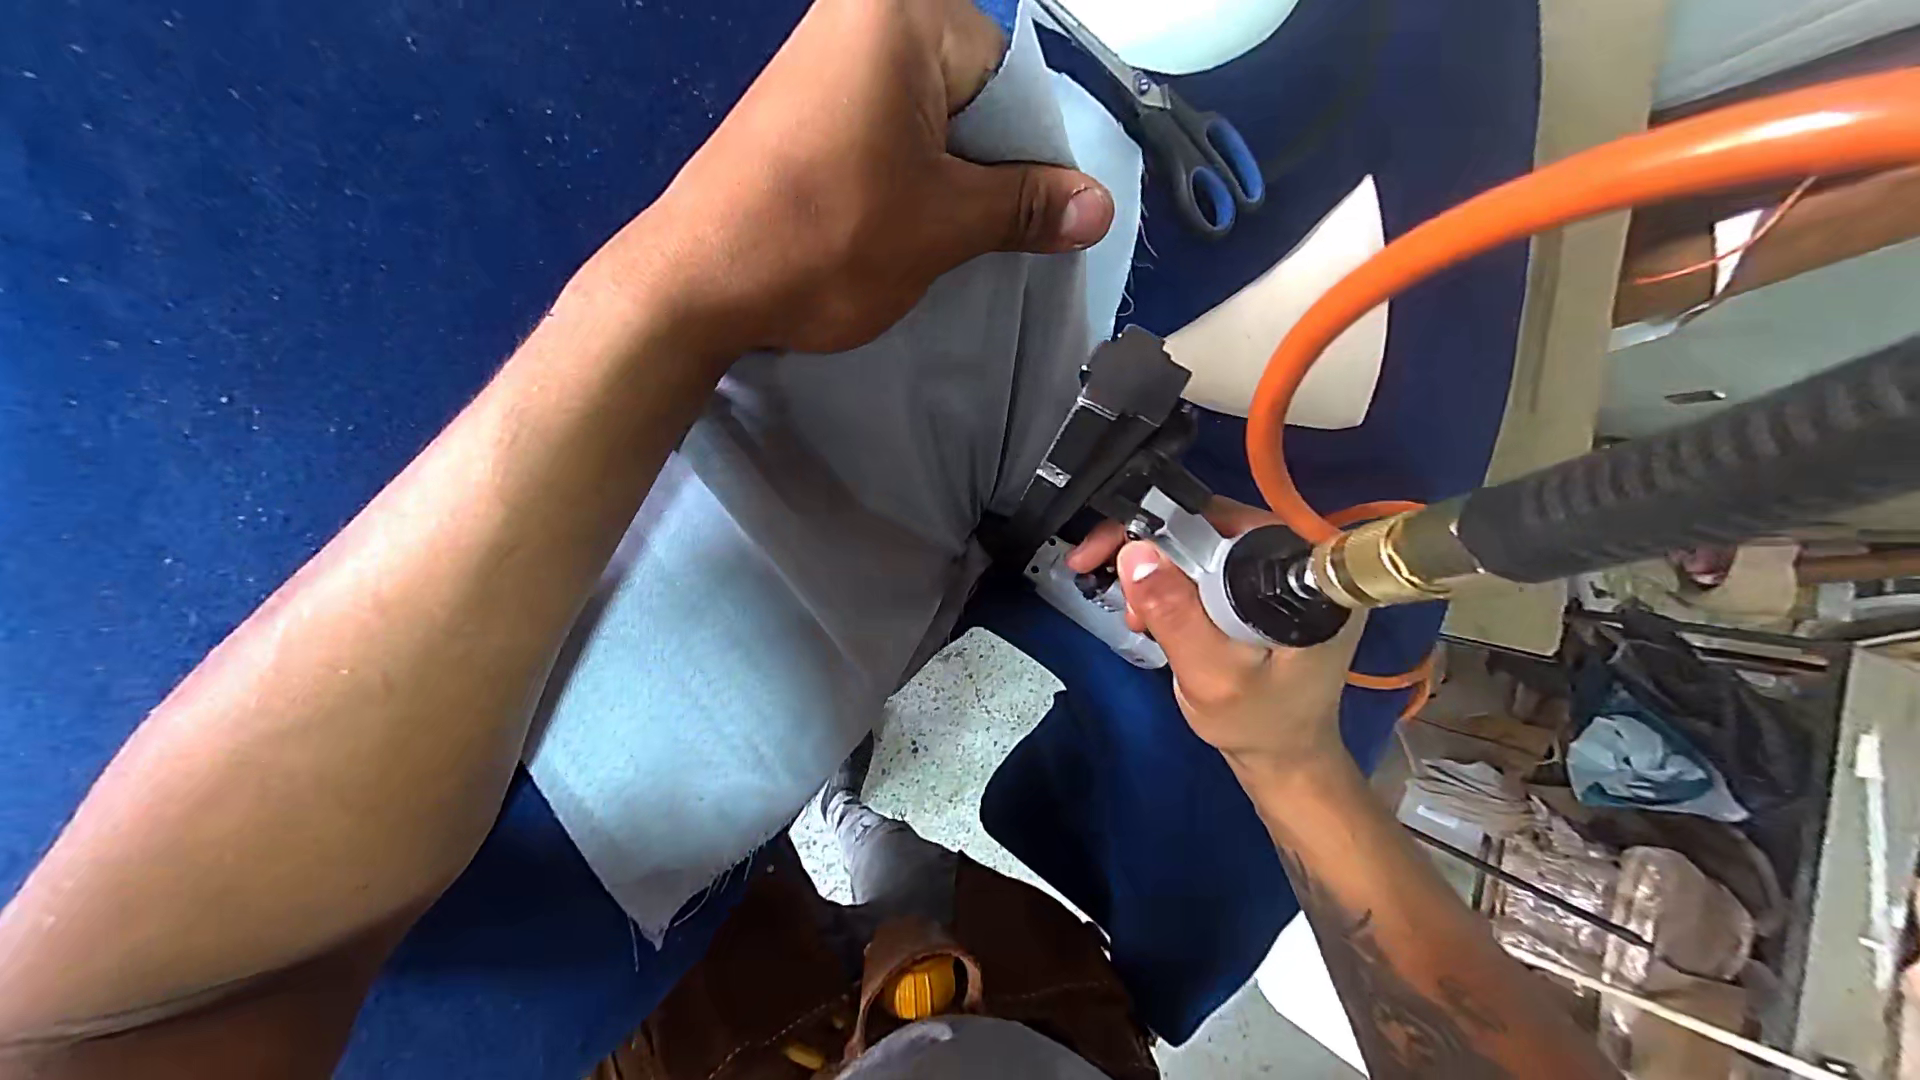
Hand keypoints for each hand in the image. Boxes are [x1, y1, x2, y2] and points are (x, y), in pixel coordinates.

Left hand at [587, 0, 1115, 358]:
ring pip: (924, 128)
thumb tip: (1103, 207)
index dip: (1023, 156)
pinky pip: (881, 141)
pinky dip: (901, 187)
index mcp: (902, 17)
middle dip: (981, 174)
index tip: (1013, 220)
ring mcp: (822, 67)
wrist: (700, 281)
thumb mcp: (943, 225)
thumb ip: (1024, 208)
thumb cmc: (829, 240)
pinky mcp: (799, 114)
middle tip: (969, 239)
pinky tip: (890, 232)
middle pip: (967, 99)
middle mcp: (859, 20)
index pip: (1007, 77)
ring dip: (942, 190)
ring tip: (927, 244)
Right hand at [1067, 499, 1362, 776]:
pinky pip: (1199, 564)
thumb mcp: (1212, 673)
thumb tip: (1135, 553)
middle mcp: (1293, 557)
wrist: (1280, 754)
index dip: (1156, 528)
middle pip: (1203, 524)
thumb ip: (1176, 615)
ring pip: (1195, 542)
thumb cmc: (1257, 722)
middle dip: (1145, 550)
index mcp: (1302, 569)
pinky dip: (1166, 583)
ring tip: (1134, 614)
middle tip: (1098, 572)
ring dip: (1150, 570)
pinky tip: (1151, 614)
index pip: (1220, 521)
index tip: (1106, 550)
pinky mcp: (1254, 586)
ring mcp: (1274, 572)